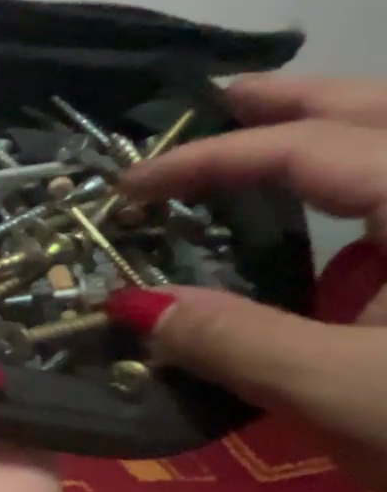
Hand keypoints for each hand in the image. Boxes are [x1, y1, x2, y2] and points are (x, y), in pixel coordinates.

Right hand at [116, 74, 386, 491]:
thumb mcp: (346, 392)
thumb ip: (232, 340)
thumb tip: (129, 305)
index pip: (312, 149)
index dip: (210, 157)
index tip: (130, 186)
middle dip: (298, 101)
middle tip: (215, 99)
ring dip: (341, 137)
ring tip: (270, 137)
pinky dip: (376, 189)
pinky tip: (340, 220)